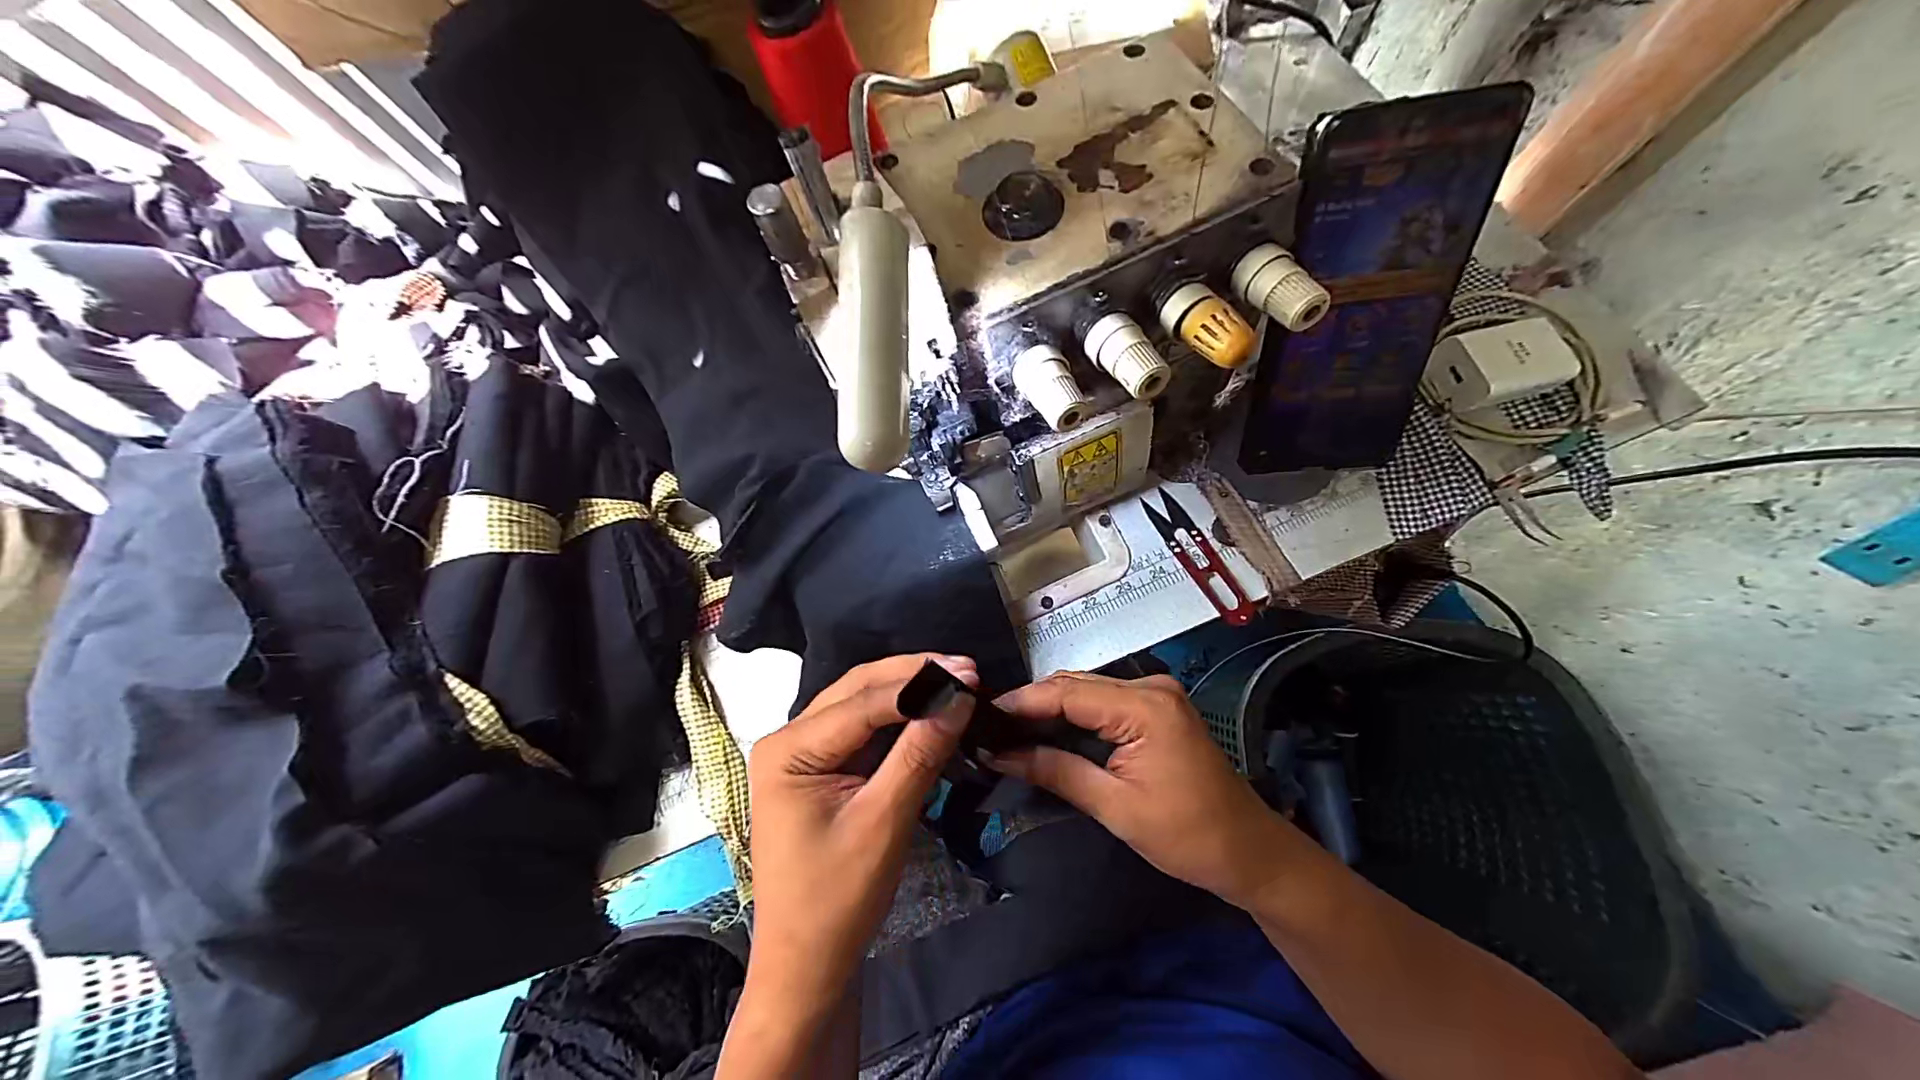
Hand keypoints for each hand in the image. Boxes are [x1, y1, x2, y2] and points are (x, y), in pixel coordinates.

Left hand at [743, 653, 975, 1003]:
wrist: (808, 964)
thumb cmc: (837, 899)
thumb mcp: (884, 822)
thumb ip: (919, 754)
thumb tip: (958, 697)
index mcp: (788, 749)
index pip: (862, 702)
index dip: (918, 684)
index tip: (971, 674)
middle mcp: (789, 740)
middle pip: (858, 691)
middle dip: (913, 677)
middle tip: (967, 671)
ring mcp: (804, 754)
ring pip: (863, 706)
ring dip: (909, 694)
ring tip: (957, 684)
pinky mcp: (823, 771)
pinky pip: (865, 732)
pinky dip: (900, 721)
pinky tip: (932, 713)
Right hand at [988, 672, 1295, 909]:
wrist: (1249, 852)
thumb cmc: (1187, 835)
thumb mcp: (1115, 806)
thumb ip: (1056, 771)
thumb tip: (1000, 754)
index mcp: (1145, 706)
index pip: (1067, 692)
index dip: (1022, 703)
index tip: (982, 717)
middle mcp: (1150, 687)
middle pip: (1075, 685)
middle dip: (1032, 704)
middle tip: (989, 727)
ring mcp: (1156, 694)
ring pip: (1086, 690)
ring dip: (1050, 708)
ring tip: (1009, 729)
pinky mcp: (1157, 708)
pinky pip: (1103, 702)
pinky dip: (1073, 715)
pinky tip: (1047, 730)